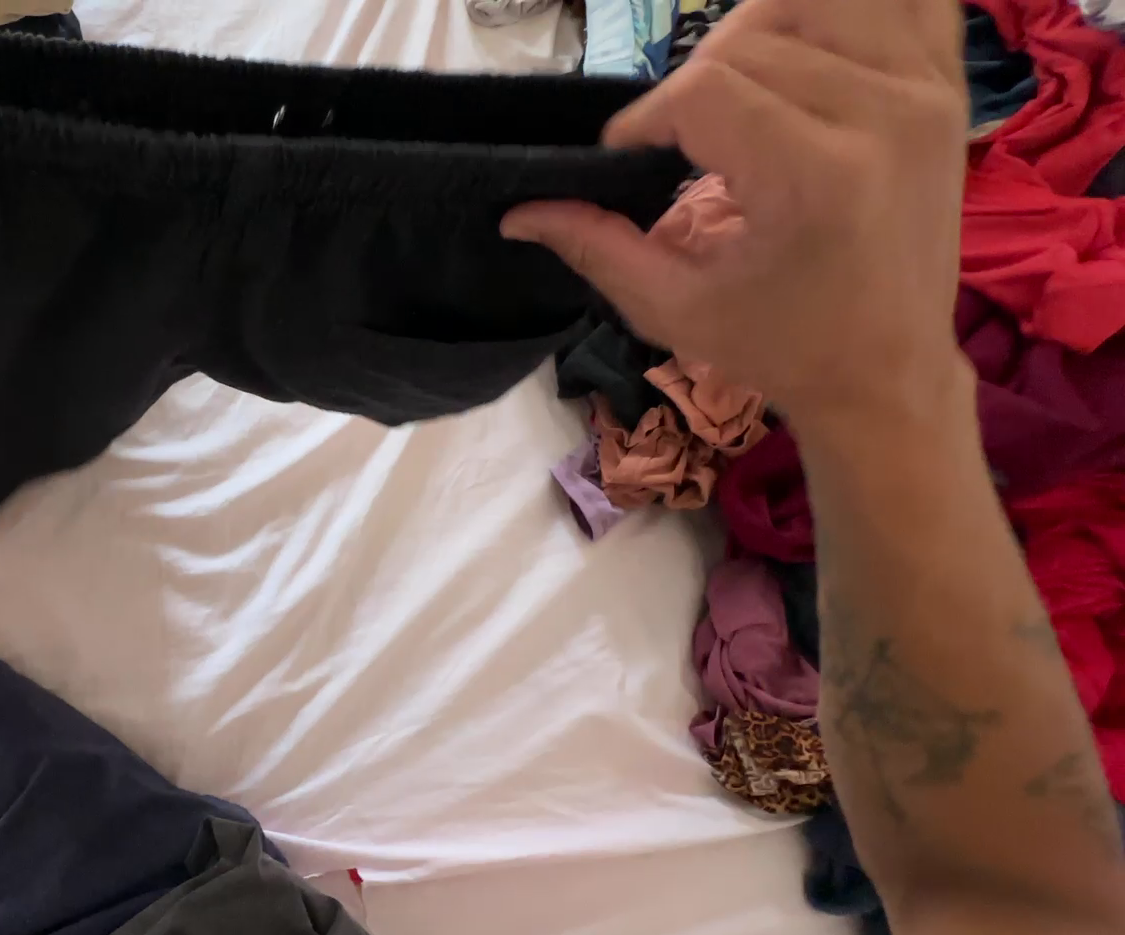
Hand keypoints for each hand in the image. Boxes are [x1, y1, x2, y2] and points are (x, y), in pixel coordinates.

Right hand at [502, 0, 970, 440]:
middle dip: (684, 87)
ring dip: (748, 36)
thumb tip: (518, 214)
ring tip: (726, 95)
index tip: (621, 164)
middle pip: (749, 38)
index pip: (702, 93)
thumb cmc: (772, 344)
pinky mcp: (950, 79)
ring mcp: (930, 84)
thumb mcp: (667, 307)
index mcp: (811, 177)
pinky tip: (795, 56)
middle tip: (669, 147)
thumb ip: (594, 247)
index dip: (639, 122)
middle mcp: (882, 111)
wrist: (883, 365)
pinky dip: (834, 12)